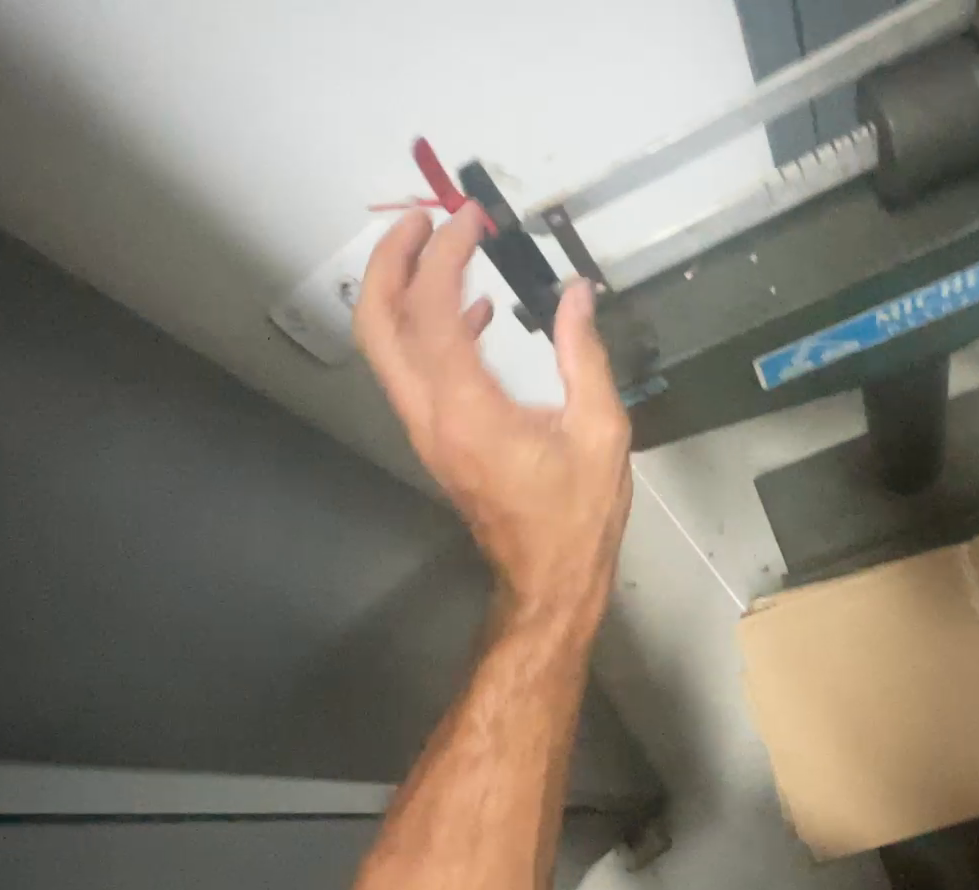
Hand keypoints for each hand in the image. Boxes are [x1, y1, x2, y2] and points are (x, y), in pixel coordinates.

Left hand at [354, 206, 632, 625]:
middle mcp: (431, 417)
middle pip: (377, 324)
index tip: (472, 220)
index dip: (446, 254)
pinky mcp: (437, 441)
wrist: (549, 580)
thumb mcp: (600, 432)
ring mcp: (426, 432)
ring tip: (440, 251)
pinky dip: (428, 332)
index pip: (433, 310)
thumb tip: (577, 294)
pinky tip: (473, 317)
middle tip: (422, 219)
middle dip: (390, 261)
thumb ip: (585, 356)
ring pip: (386, 349)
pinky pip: (414, 373)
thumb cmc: (579, 515)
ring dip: (401, 292)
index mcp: (468, 410)